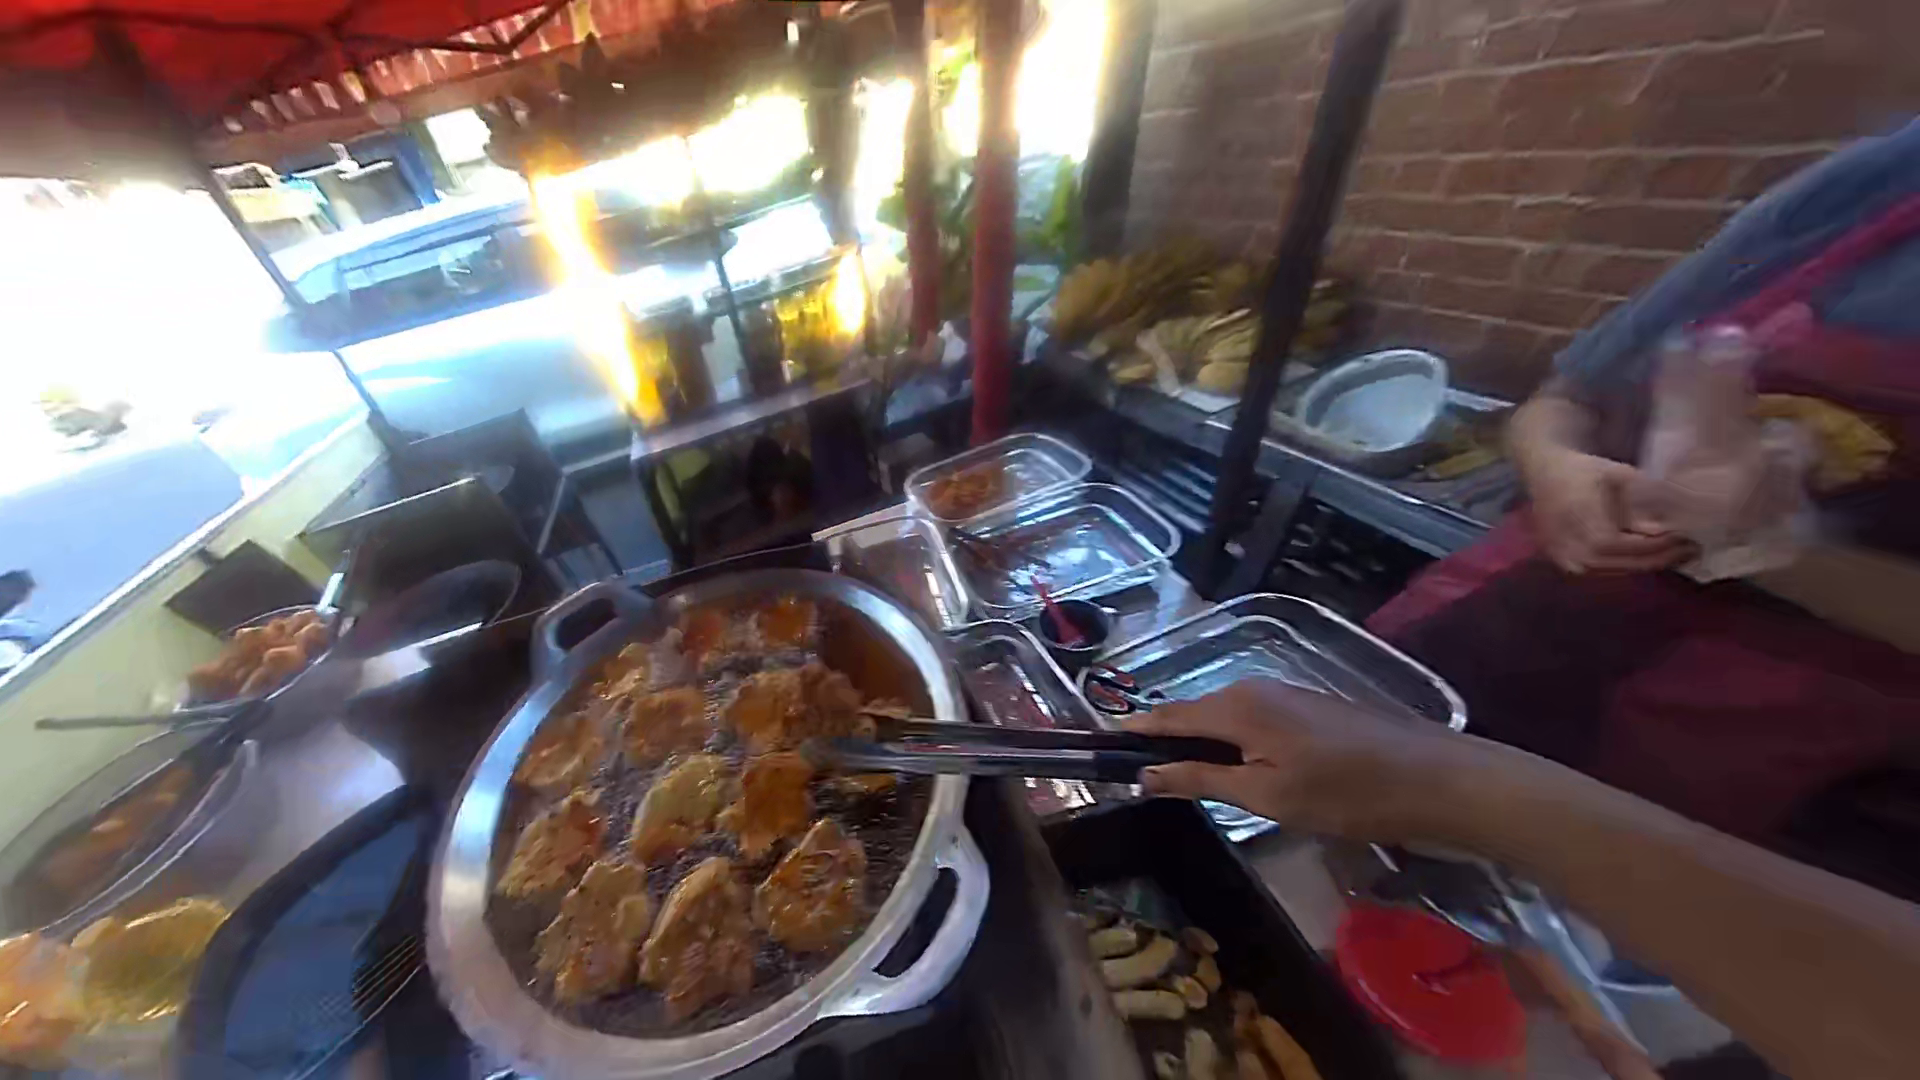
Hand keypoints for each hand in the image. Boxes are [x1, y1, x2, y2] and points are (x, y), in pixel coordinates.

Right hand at [1124, 679, 1475, 842]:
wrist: (1438, 780)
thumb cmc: (1345, 793)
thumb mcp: (1266, 796)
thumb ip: (1200, 779)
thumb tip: (1145, 775)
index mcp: (1233, 707)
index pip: (1166, 716)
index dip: (1135, 731)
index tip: (1104, 744)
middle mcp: (1248, 687)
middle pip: (1191, 713)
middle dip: (1164, 739)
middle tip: (1143, 773)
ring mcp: (1278, 691)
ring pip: (1220, 715)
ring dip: (1198, 741)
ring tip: (1183, 774)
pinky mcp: (1301, 703)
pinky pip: (1246, 717)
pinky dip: (1228, 739)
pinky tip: (1235, 764)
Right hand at [1527, 448, 1694, 574]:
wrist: (1543, 473)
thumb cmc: (1582, 470)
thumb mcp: (1620, 477)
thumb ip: (1640, 503)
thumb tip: (1666, 529)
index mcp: (1571, 515)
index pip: (1610, 543)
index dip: (1648, 545)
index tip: (1683, 537)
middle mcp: (1558, 536)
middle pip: (1606, 561)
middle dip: (1650, 559)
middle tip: (1688, 552)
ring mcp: (1553, 547)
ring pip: (1599, 568)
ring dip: (1635, 565)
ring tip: (1669, 557)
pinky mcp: (1554, 552)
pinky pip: (1589, 568)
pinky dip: (1617, 566)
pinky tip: (1638, 558)